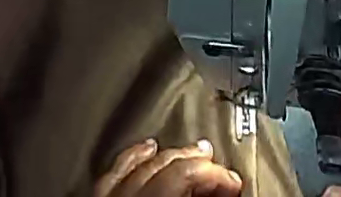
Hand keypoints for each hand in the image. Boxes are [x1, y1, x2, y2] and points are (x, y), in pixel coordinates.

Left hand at [95, 139, 240, 196]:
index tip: (234, 180)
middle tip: (218, 164)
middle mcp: (125, 195)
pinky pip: (113, 172)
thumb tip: (224, 191)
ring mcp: (106, 196)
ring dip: (169, 154)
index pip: (186, 175)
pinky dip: (133, 157)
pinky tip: (147, 148)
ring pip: (140, 163)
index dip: (215, 174)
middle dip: (195, 161)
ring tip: (190, 149)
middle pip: (165, 165)